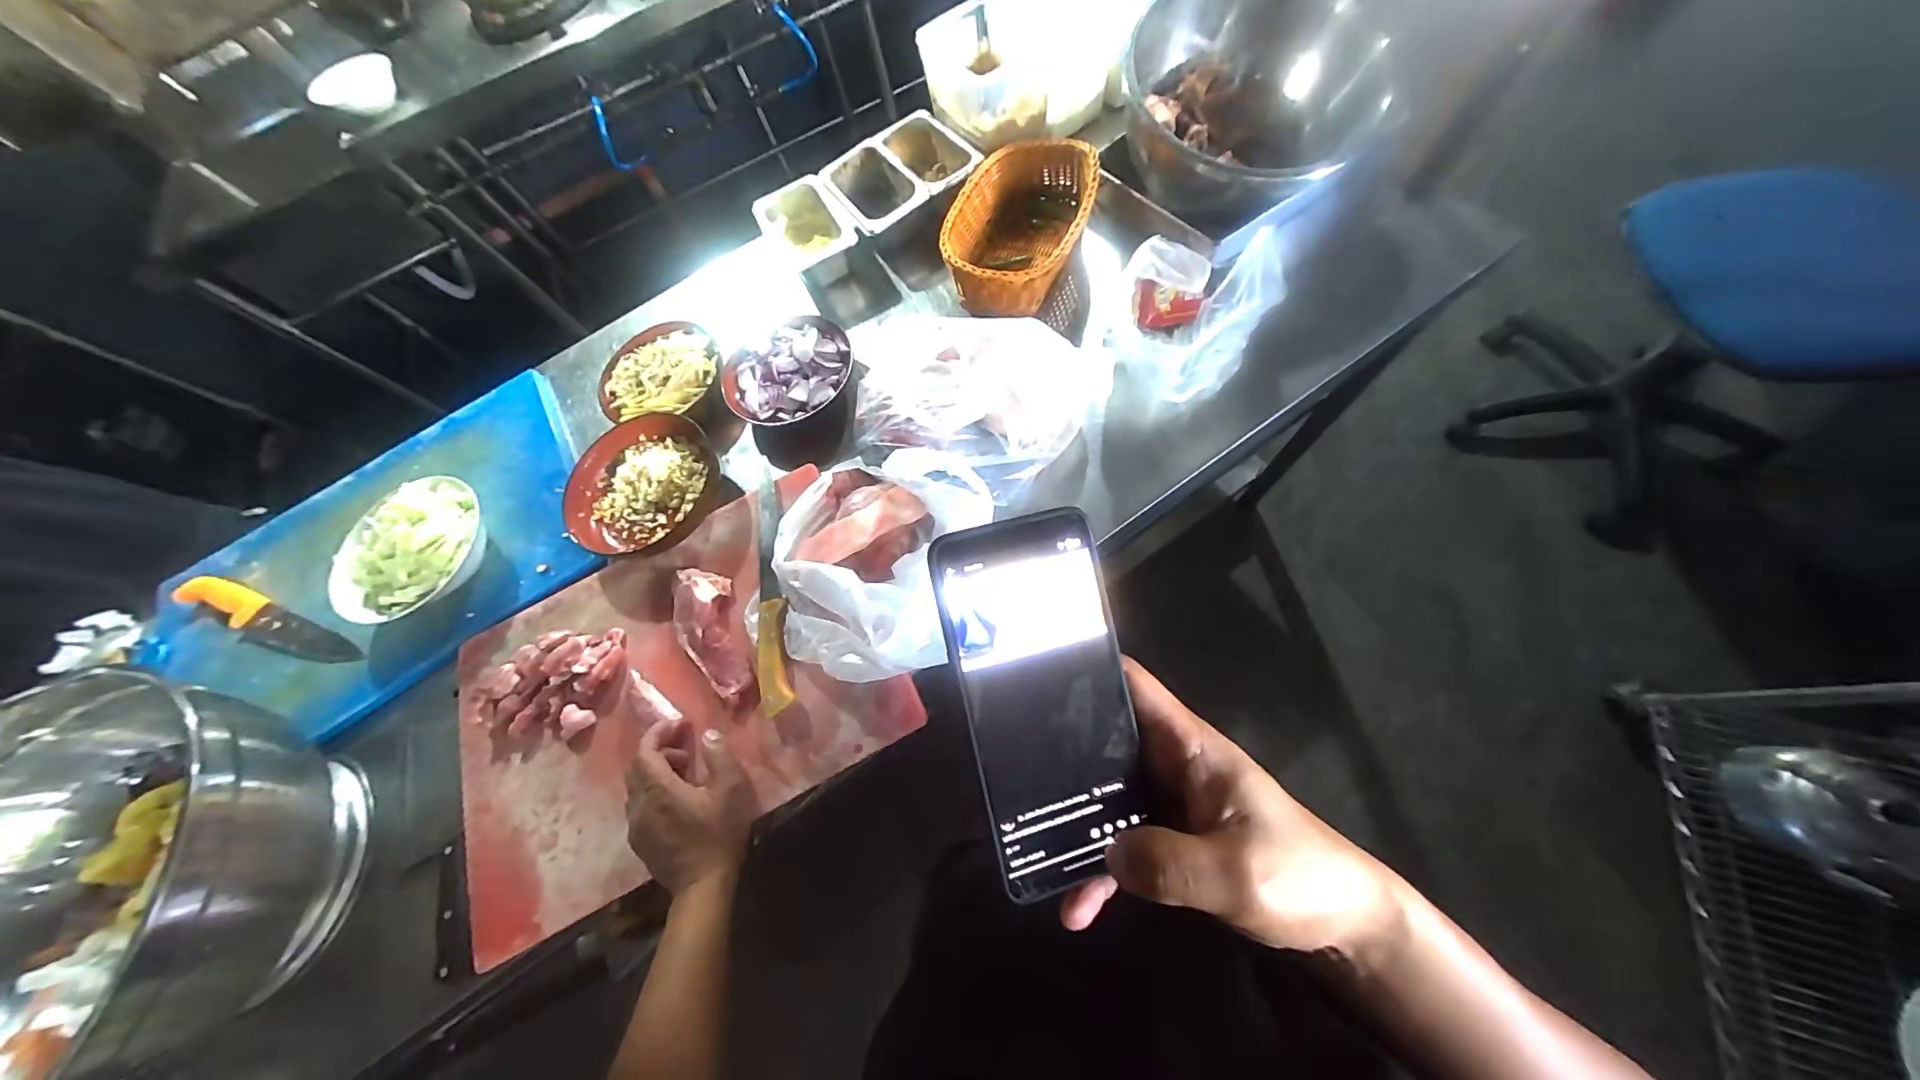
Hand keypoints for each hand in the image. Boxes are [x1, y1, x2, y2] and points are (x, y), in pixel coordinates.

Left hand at [626, 718, 758, 894]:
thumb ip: (718, 756)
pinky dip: (654, 792)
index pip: (644, 751)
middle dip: (658, 750)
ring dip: (656, 772)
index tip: (678, 723)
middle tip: (684, 745)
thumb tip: (706, 734)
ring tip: (685, 772)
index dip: (658, 733)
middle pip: (637, 768)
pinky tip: (678, 800)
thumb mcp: (731, 789)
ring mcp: (636, 826)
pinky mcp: (640, 842)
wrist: (703, 885)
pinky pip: (640, 806)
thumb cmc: (719, 833)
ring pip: (637, 788)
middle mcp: (639, 805)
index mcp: (658, 789)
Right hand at [1060, 659, 1402, 957]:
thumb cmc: (1300, 877)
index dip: (1088, 670)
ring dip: (1072, 825)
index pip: (1134, 685)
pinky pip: (1120, 846)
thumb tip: (1106, 853)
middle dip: (1058, 750)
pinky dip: (1098, 870)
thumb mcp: (1236, 873)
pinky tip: (1076, 908)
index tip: (1035, 676)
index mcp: (1190, 745)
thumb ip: (1170, 863)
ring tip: (1031, 854)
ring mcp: (1167, 803)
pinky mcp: (1168, 842)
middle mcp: (1171, 764)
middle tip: (1008, 765)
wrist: (1344, 927)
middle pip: (1103, 738)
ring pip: (1104, 798)